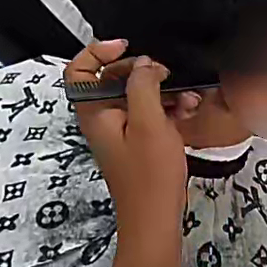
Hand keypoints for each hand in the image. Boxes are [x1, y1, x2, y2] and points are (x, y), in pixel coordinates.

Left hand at [67, 40, 200, 225]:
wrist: (155, 219)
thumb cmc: (149, 174)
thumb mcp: (149, 123)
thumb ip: (143, 86)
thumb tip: (145, 64)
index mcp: (94, 112)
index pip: (79, 70)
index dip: (98, 52)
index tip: (127, 47)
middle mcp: (102, 119)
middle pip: (112, 79)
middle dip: (142, 71)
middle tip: (164, 73)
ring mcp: (120, 131)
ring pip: (135, 96)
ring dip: (161, 91)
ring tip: (186, 98)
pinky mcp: (137, 142)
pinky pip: (147, 114)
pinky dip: (166, 108)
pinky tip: (187, 111)